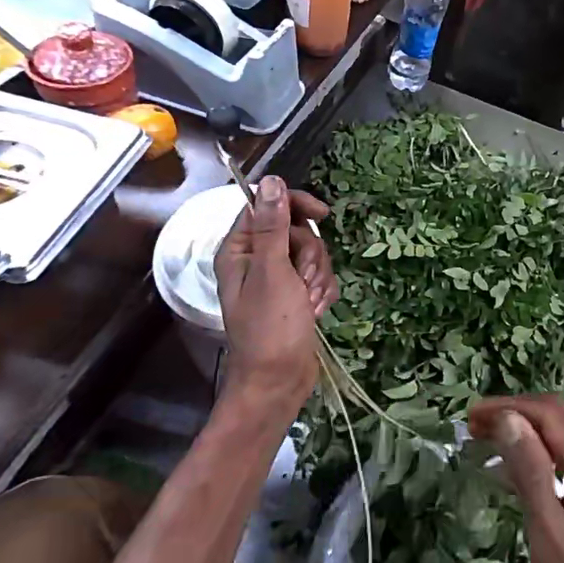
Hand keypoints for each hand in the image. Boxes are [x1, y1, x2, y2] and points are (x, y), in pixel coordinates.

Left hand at [213, 177, 339, 406]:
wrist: (279, 381)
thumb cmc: (270, 327)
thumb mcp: (273, 271)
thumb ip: (274, 225)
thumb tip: (271, 181)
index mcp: (240, 250)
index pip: (269, 207)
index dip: (296, 206)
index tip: (323, 215)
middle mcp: (257, 260)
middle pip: (296, 231)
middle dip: (310, 253)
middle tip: (303, 279)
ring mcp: (278, 279)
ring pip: (312, 254)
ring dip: (318, 275)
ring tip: (309, 301)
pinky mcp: (296, 295)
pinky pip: (318, 276)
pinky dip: (322, 291)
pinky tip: (316, 310)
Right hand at [469, 395, 563, 562]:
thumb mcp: (551, 542)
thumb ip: (531, 476)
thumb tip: (508, 419)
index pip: (550, 414)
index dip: (508, 407)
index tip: (471, 416)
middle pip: (560, 412)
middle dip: (515, 410)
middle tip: (474, 426)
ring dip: (528, 424)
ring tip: (488, 437)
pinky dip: (543, 442)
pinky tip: (519, 459)